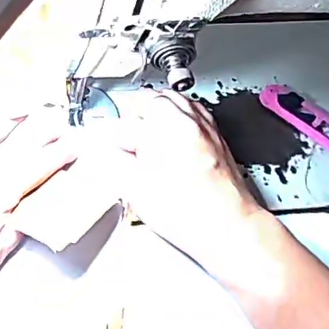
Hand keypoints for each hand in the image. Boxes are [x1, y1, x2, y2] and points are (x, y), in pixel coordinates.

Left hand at [0, 116, 76, 304]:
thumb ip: (14, 230)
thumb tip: (29, 211)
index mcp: (2, 188)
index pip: (41, 163)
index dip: (62, 153)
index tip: (76, 146)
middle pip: (23, 134)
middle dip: (47, 125)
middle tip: (60, 121)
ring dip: (15, 113)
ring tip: (28, 106)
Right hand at [93, 89, 295, 298]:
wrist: (230, 229)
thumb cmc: (191, 215)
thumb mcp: (136, 189)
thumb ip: (113, 160)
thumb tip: (101, 147)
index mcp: (164, 129)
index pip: (122, 122)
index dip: (105, 134)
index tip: (98, 143)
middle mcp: (187, 121)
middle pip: (150, 100)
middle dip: (130, 115)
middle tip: (119, 135)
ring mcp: (204, 126)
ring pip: (174, 99)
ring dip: (155, 109)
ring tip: (142, 129)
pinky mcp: (216, 136)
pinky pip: (193, 110)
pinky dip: (177, 114)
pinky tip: (170, 131)